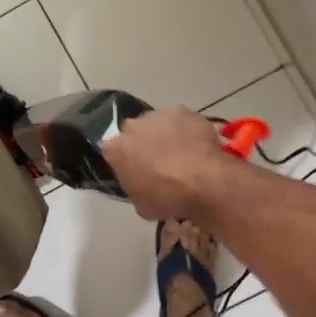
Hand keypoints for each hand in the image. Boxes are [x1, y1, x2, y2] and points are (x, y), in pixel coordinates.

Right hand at [102, 106, 234, 220]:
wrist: (203, 181)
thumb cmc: (167, 198)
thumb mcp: (141, 206)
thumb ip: (135, 189)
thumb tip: (143, 186)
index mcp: (115, 150)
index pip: (113, 152)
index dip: (126, 161)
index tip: (137, 171)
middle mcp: (131, 127)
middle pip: (134, 133)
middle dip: (143, 143)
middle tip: (160, 161)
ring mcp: (156, 115)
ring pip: (156, 123)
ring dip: (164, 134)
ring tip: (182, 153)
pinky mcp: (180, 110)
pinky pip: (179, 119)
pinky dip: (185, 129)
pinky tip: (197, 144)